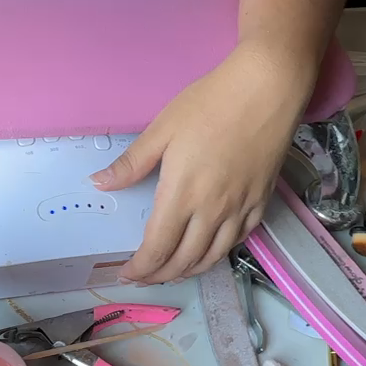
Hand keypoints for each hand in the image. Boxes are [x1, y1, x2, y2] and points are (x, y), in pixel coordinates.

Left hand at [93, 43, 311, 283]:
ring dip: (188, 271)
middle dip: (160, 276)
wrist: (267, 88)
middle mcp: (212, 211)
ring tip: (172, 272)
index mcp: (182, 195)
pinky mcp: (261, 202)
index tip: (126, 274)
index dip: (140, 269)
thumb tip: (97, 184)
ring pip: (212, 257)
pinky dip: (218, 253)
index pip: (157, 249)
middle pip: (184, 261)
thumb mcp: (162, 130)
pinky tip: (208, 250)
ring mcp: (240, 209)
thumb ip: (131, 163)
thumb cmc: (210, 104)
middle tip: (144, 277)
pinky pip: (238, 241)